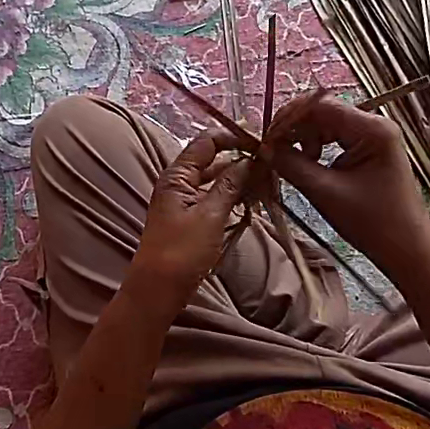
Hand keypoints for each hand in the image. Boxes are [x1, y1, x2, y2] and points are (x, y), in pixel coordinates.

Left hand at [127, 133, 252, 301]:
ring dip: (240, 180)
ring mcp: (184, 200)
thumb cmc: (181, 251)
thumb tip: (250, 159)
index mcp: (177, 175)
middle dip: (241, 160)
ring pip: (216, 180)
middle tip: (271, 166)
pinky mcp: (191, 218)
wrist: (158, 290)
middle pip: (213, 160)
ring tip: (267, 184)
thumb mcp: (210, 215)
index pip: (207, 141)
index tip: (262, 143)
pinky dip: (232, 197)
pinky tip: (252, 202)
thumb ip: (230, 184)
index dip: (234, 138)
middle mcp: (178, 182)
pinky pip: (214, 198)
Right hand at [264, 92, 429, 273]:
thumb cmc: (373, 224)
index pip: (320, 105)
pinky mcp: (368, 148)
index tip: (267, 139)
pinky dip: (314, 146)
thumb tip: (264, 148)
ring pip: (325, 123)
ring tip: (292, 162)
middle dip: (294, 128)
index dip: (289, 118)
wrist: (406, 249)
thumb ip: (292, 165)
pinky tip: (308, 163)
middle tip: (271, 151)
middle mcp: (374, 124)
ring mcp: (372, 135)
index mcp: (372, 129)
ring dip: (303, 138)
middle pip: (322, 111)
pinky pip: (333, 136)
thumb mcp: (325, 193)